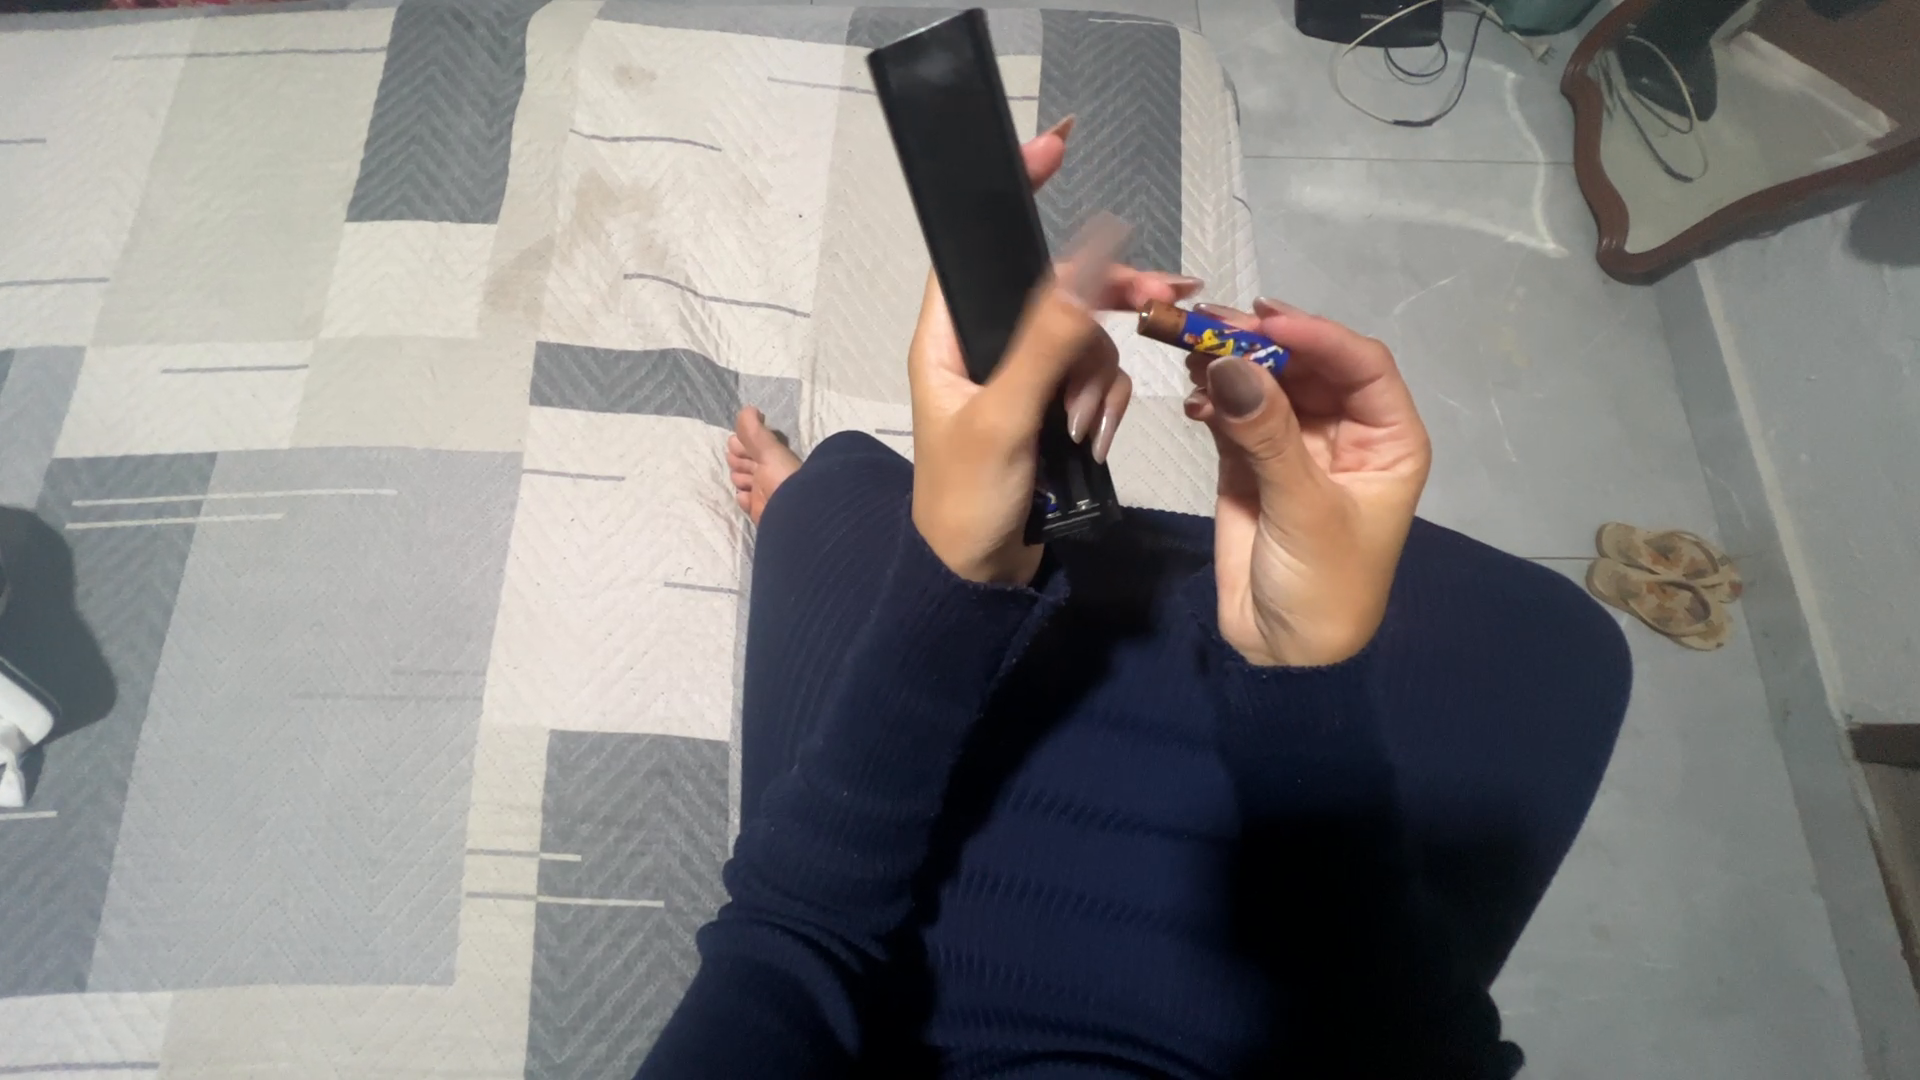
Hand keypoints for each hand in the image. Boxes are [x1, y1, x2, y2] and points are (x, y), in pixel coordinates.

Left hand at [907, 118, 1200, 584]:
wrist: (978, 578)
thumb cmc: (966, 502)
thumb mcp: (1002, 419)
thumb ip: (1044, 338)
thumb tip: (1088, 253)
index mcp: (949, 338)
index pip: (980, 248)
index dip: (1016, 196)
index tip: (1061, 147)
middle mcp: (985, 349)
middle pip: (1057, 291)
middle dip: (1106, 300)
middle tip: (1169, 292)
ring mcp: (1022, 381)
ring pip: (1086, 341)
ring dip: (1098, 383)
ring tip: (1082, 431)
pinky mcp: (1050, 411)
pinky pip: (1094, 382)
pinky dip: (1103, 406)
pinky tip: (1092, 442)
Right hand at [1183, 299, 1430, 666]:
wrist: (1281, 647)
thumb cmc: (1322, 582)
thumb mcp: (1303, 508)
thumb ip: (1266, 435)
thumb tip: (1226, 363)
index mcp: (1387, 440)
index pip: (1361, 367)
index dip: (1317, 338)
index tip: (1264, 320)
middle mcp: (1344, 434)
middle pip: (1306, 369)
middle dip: (1262, 345)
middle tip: (1211, 323)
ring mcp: (1292, 447)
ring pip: (1265, 388)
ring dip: (1231, 367)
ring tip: (1190, 352)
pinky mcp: (1248, 464)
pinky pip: (1232, 418)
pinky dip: (1212, 403)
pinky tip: (1192, 399)